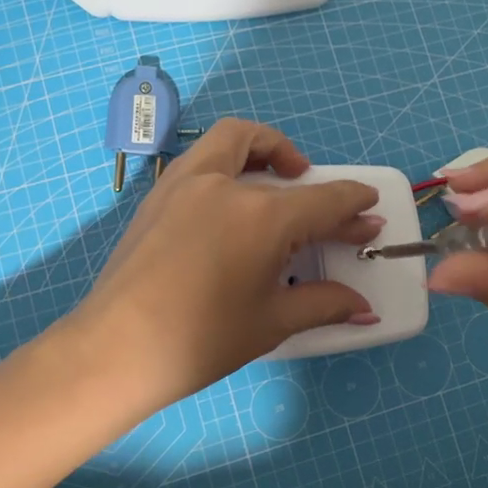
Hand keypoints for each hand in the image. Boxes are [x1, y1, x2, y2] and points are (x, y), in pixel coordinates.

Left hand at [55, 119, 384, 410]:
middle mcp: (220, 184)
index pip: (322, 199)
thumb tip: (362, 305)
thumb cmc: (201, 339)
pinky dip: (222, 164)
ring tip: (268, 178)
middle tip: (308, 181)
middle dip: (296, 161)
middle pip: (265, 147)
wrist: (118, 347)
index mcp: (259, 214)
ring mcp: (180, 184)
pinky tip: (225, 206)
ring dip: (253, 147)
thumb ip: (322, 303)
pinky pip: (197, 161)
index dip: (352, 203)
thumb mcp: (270, 322)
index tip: (369, 208)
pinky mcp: (154, 197)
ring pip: (223, 140)